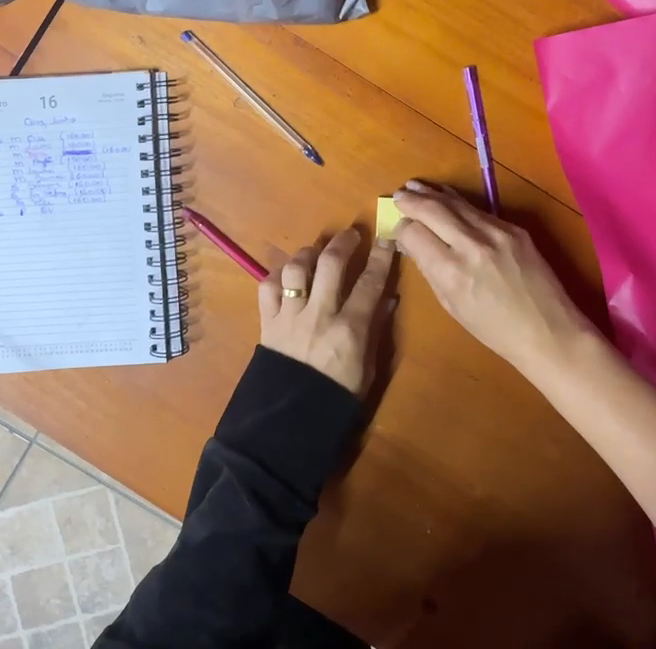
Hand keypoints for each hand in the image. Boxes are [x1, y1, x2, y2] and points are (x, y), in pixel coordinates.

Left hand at [259, 227, 396, 396]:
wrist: (290, 420)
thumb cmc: (337, 397)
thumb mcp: (368, 369)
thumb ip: (376, 331)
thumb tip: (388, 299)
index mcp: (350, 329)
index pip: (370, 282)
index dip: (381, 257)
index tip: (387, 239)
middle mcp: (319, 314)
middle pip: (331, 264)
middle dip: (344, 243)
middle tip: (351, 234)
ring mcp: (290, 316)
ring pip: (296, 268)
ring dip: (308, 253)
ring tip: (316, 251)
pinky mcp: (267, 321)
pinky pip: (267, 286)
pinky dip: (276, 276)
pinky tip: (286, 276)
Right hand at [391, 181, 597, 374]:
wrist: (548, 330)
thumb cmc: (494, 329)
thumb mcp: (452, 305)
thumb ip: (429, 270)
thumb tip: (412, 244)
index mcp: (451, 272)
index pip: (414, 233)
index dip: (401, 229)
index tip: (397, 229)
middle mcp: (471, 246)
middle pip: (432, 210)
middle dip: (411, 200)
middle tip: (398, 195)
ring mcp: (496, 233)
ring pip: (456, 203)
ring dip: (433, 193)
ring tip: (415, 186)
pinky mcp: (514, 228)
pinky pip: (479, 210)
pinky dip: (459, 203)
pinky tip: (447, 198)